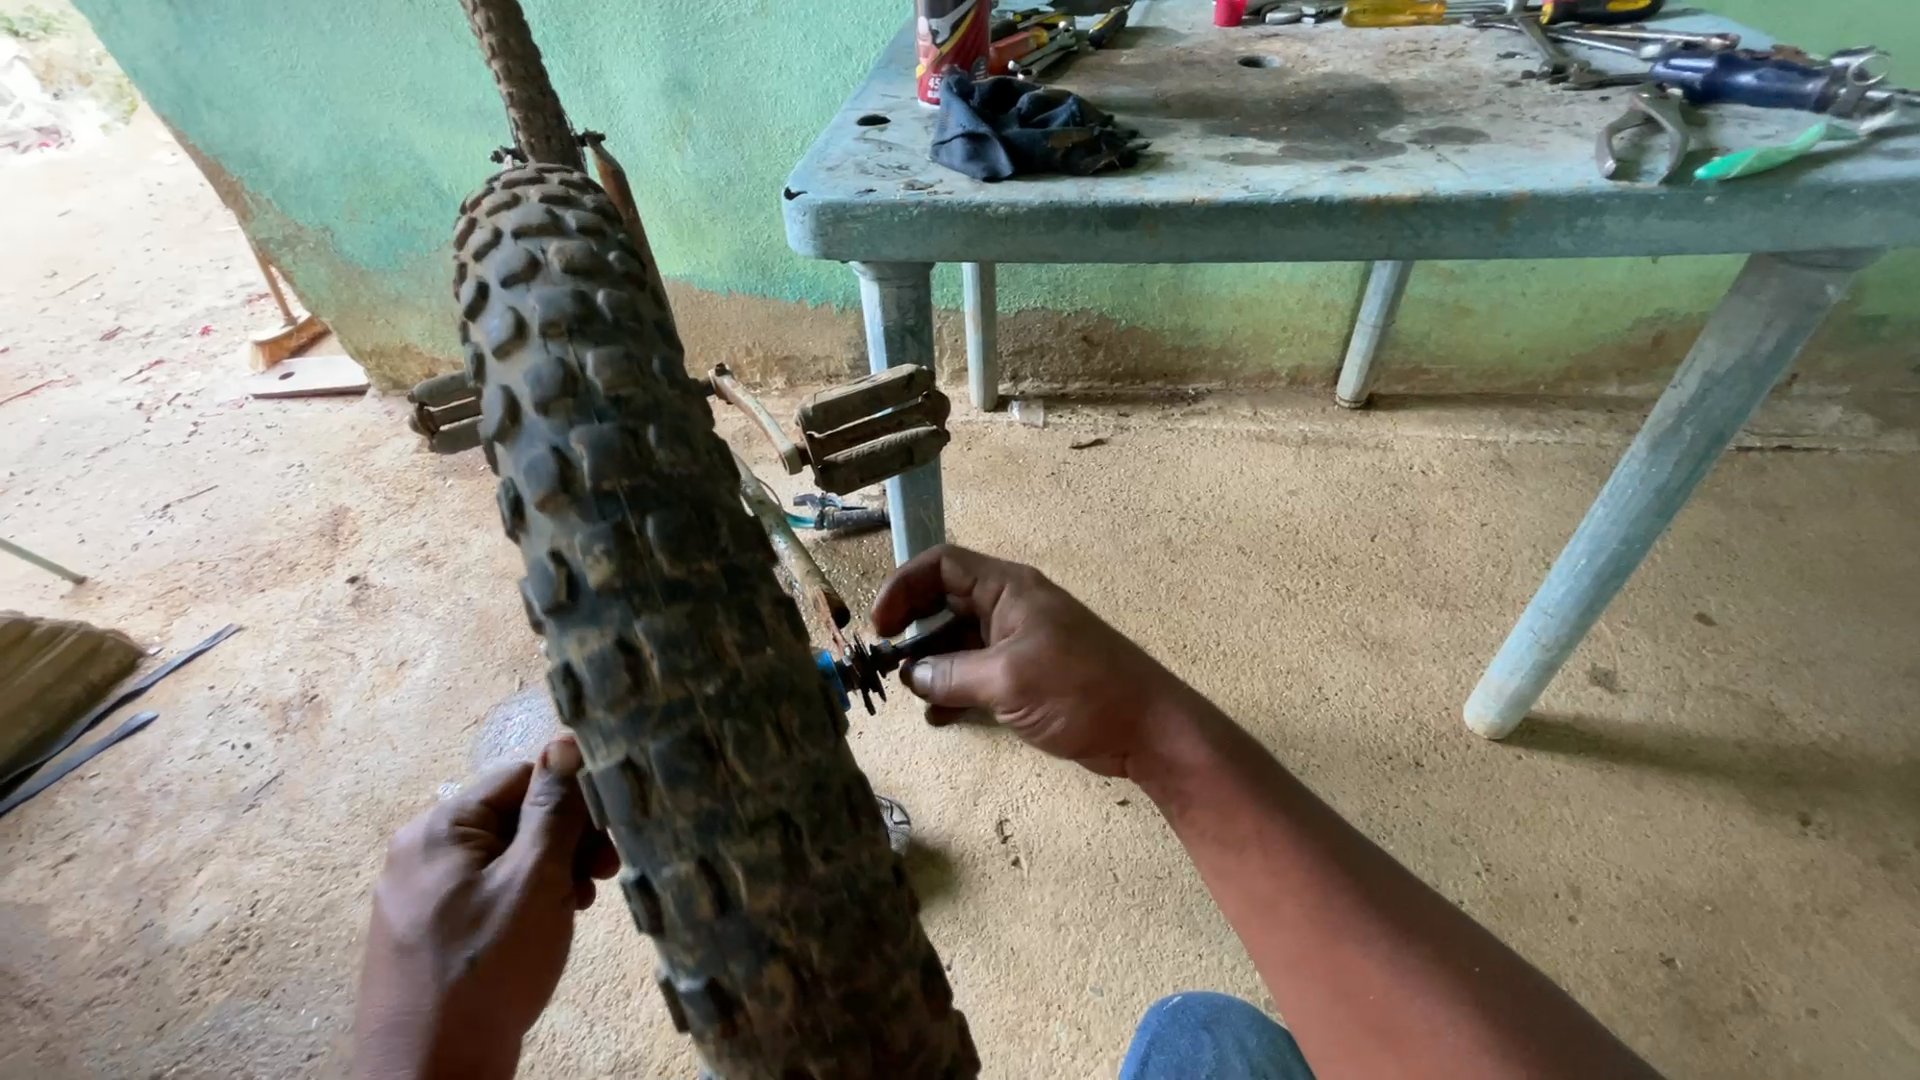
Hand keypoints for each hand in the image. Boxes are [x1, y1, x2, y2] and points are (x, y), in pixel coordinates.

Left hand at [353, 736, 619, 1079]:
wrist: (431, 1079)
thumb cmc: (489, 970)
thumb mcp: (534, 880)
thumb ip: (553, 808)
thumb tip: (566, 739)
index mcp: (438, 830)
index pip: (522, 777)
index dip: (573, 800)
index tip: (608, 837)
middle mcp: (422, 851)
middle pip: (516, 816)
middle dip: (567, 839)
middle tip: (604, 875)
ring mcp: (422, 893)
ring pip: (509, 854)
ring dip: (555, 869)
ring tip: (580, 904)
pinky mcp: (431, 928)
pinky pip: (492, 888)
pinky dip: (529, 896)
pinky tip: (551, 922)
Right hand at [872, 544, 1200, 778]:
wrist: (1146, 729)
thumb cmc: (1080, 689)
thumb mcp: (1007, 679)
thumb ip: (951, 674)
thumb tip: (911, 675)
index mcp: (1008, 588)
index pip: (942, 565)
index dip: (904, 586)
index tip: (880, 625)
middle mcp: (1009, 608)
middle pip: (945, 603)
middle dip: (912, 630)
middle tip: (886, 663)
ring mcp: (1017, 643)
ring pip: (957, 641)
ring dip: (930, 664)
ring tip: (911, 693)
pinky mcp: (1025, 676)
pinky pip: (975, 673)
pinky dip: (953, 690)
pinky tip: (938, 716)